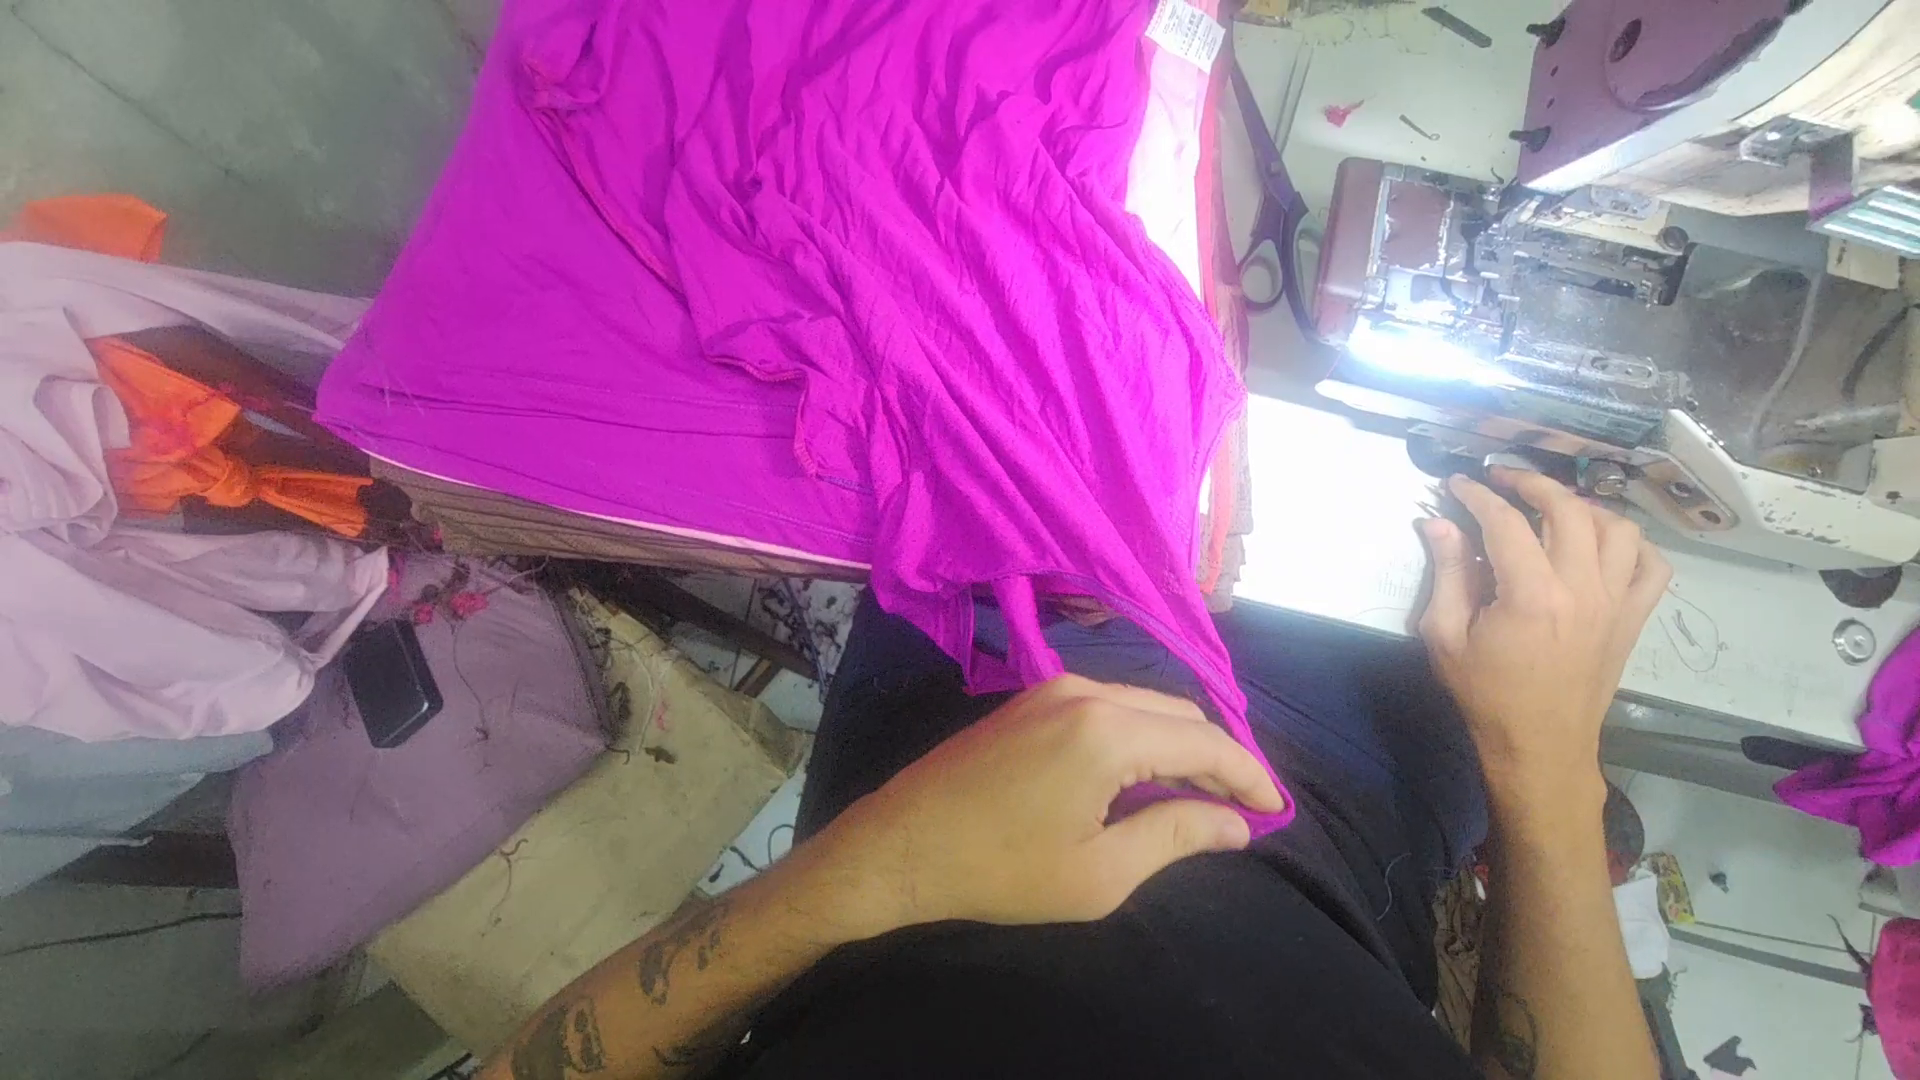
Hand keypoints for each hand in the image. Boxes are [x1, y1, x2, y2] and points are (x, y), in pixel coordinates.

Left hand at [807, 675, 1284, 932]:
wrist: (903, 843)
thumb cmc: (1001, 869)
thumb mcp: (1101, 872)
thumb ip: (1176, 836)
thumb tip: (1236, 823)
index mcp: (1106, 729)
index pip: (1204, 741)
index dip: (1248, 774)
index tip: (1275, 809)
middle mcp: (1085, 690)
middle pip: (1178, 713)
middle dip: (1216, 756)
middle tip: (1239, 808)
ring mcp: (1053, 688)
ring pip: (1143, 705)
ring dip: (1177, 743)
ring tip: (1198, 795)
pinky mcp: (1031, 697)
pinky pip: (1108, 705)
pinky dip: (1139, 734)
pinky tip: (1144, 773)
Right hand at [1417, 468, 1669, 817]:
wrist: (1538, 741)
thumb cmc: (1483, 691)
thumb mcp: (1444, 634)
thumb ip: (1446, 573)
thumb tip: (1438, 523)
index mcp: (1531, 594)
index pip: (1506, 522)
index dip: (1478, 495)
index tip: (1456, 483)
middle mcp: (1583, 588)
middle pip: (1568, 511)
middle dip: (1531, 484)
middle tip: (1500, 479)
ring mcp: (1617, 601)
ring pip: (1616, 528)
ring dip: (1581, 506)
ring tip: (1549, 506)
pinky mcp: (1633, 616)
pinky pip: (1651, 564)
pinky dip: (1630, 542)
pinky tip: (1600, 541)